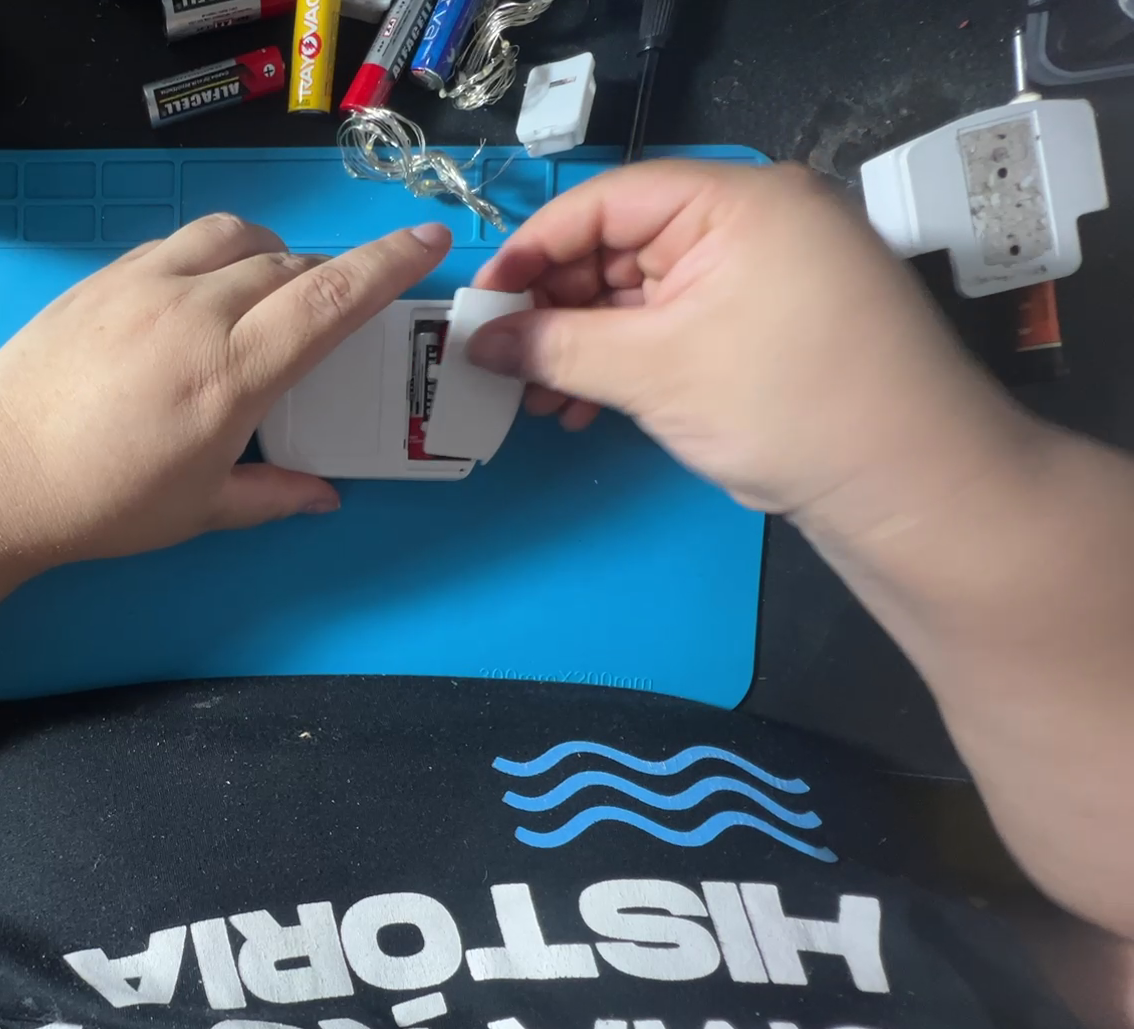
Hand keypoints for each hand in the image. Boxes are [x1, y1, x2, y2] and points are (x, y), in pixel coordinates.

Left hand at [0, 214, 451, 564]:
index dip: (387, 265)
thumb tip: (326, 497)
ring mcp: (142, 284)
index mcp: (230, 374)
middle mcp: (194, 311)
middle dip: (326, 277)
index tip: (428, 240)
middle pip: (288, 264)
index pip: (329, 299)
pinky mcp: (102, 278)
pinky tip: (201, 293)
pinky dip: (213, 255)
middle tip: (330, 312)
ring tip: (268, 293)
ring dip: (270, 255)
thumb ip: (271, 494)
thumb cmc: (100, 505)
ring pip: (234, 237)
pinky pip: (179, 243)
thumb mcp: (197, 511)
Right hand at [470, 162, 1040, 531]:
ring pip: (618, 301)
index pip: (604, 202)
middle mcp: (735, 229)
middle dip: (547, 312)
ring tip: (534, 400)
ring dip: (568, 349)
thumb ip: (552, 348)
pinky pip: (644, 333)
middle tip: (501, 362)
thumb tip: (474, 343)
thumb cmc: (784, 402)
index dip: (531, 249)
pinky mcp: (730, 328)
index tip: (481, 302)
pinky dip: (603, 367)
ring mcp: (734, 280)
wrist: (897, 484)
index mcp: (734, 204)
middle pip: (606, 252)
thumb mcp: (652, 370)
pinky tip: (574, 408)